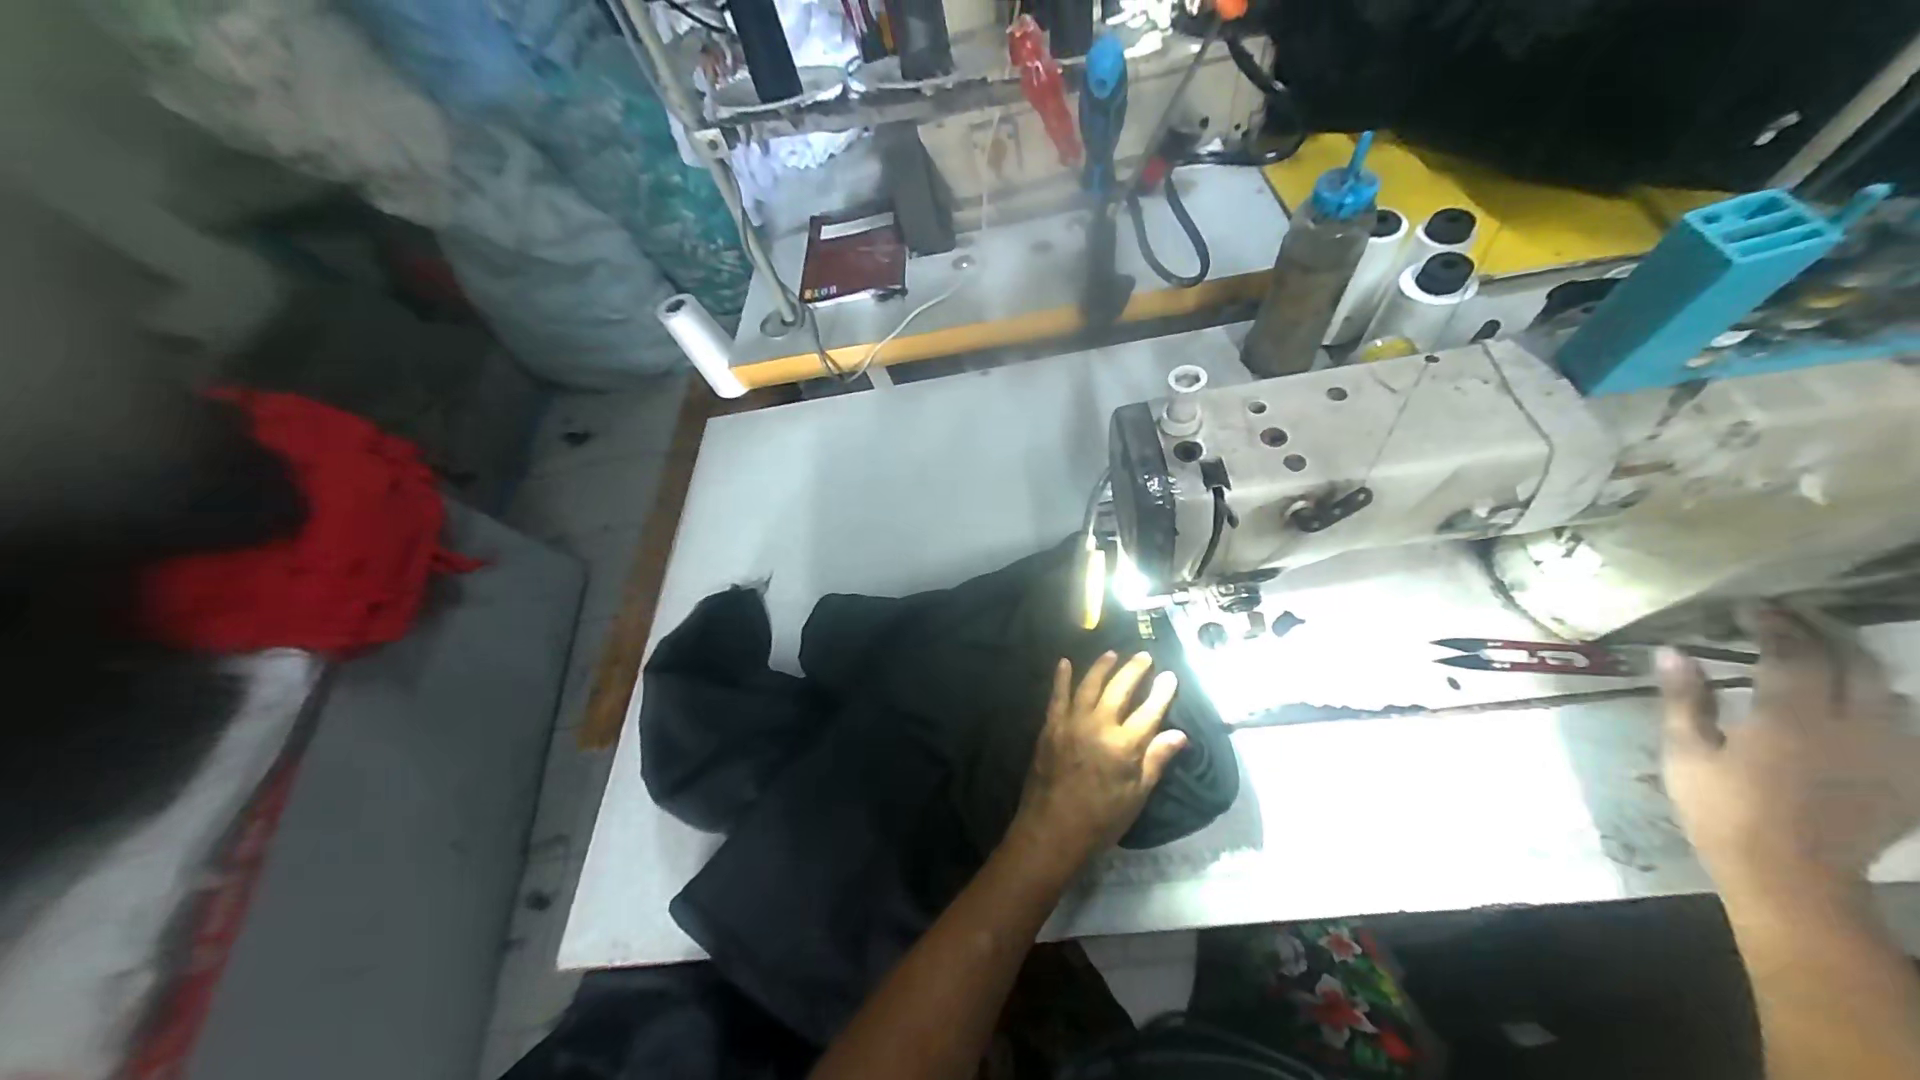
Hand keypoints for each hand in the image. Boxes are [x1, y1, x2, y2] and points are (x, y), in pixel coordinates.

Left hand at [1009, 651, 1187, 862]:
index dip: (1162, 692)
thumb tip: (1180, 735)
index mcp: (1125, 745)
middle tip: (1144, 656)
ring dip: (1102, 667)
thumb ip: (1156, 760)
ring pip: (1089, 685)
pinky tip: (1065, 663)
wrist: (1051, 830)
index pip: (1150, 711)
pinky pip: (1057, 696)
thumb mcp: (1137, 796)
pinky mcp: (1050, 727)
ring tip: (1113, 654)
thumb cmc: (1101, 820)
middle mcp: (1099, 726)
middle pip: (1120, 689)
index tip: (1170, 676)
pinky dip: (1062, 678)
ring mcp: (1071, 723)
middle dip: (1134, 671)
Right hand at [1659, 607, 1919, 899]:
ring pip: (1891, 691)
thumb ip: (1685, 699)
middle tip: (1792, 618)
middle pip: (1856, 663)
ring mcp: (1891, 754)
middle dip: (1825, 633)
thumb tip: (1673, 651)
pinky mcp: (1908, 777)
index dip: (1774, 625)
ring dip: (1858, 664)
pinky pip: (1906, 726)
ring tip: (1826, 654)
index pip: (1792, 654)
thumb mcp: (1686, 753)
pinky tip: (1860, 705)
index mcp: (1793, 719)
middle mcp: (1856, 728)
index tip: (1750, 609)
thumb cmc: (1722, 810)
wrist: (1791, 877)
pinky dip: (1883, 703)